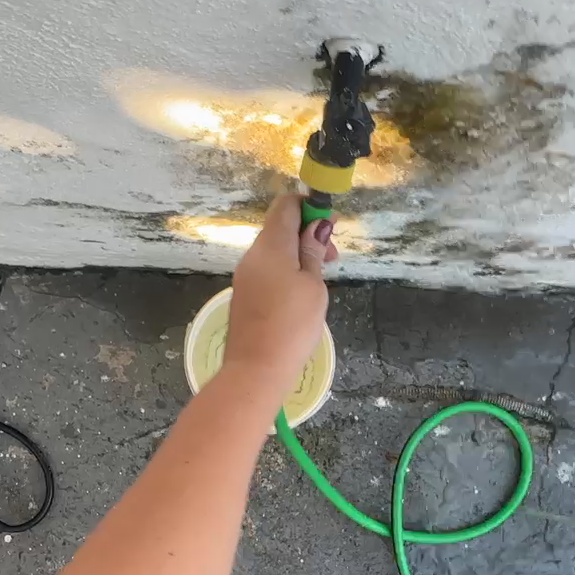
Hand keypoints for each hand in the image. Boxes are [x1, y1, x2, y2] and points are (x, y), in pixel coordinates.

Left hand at [222, 193, 336, 399]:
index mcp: (271, 245)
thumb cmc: (293, 326)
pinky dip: (285, 273)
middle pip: (280, 228)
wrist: (257, 369)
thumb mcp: (313, 286)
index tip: (330, 226)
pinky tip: (299, 297)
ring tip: (318, 283)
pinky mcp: (243, 296)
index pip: (286, 205)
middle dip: (308, 235)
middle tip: (331, 260)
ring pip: (274, 252)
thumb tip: (316, 226)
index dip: (310, 207)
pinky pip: (266, 272)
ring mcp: (244, 276)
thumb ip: (313, 253)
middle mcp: (252, 255)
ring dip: (298, 257)